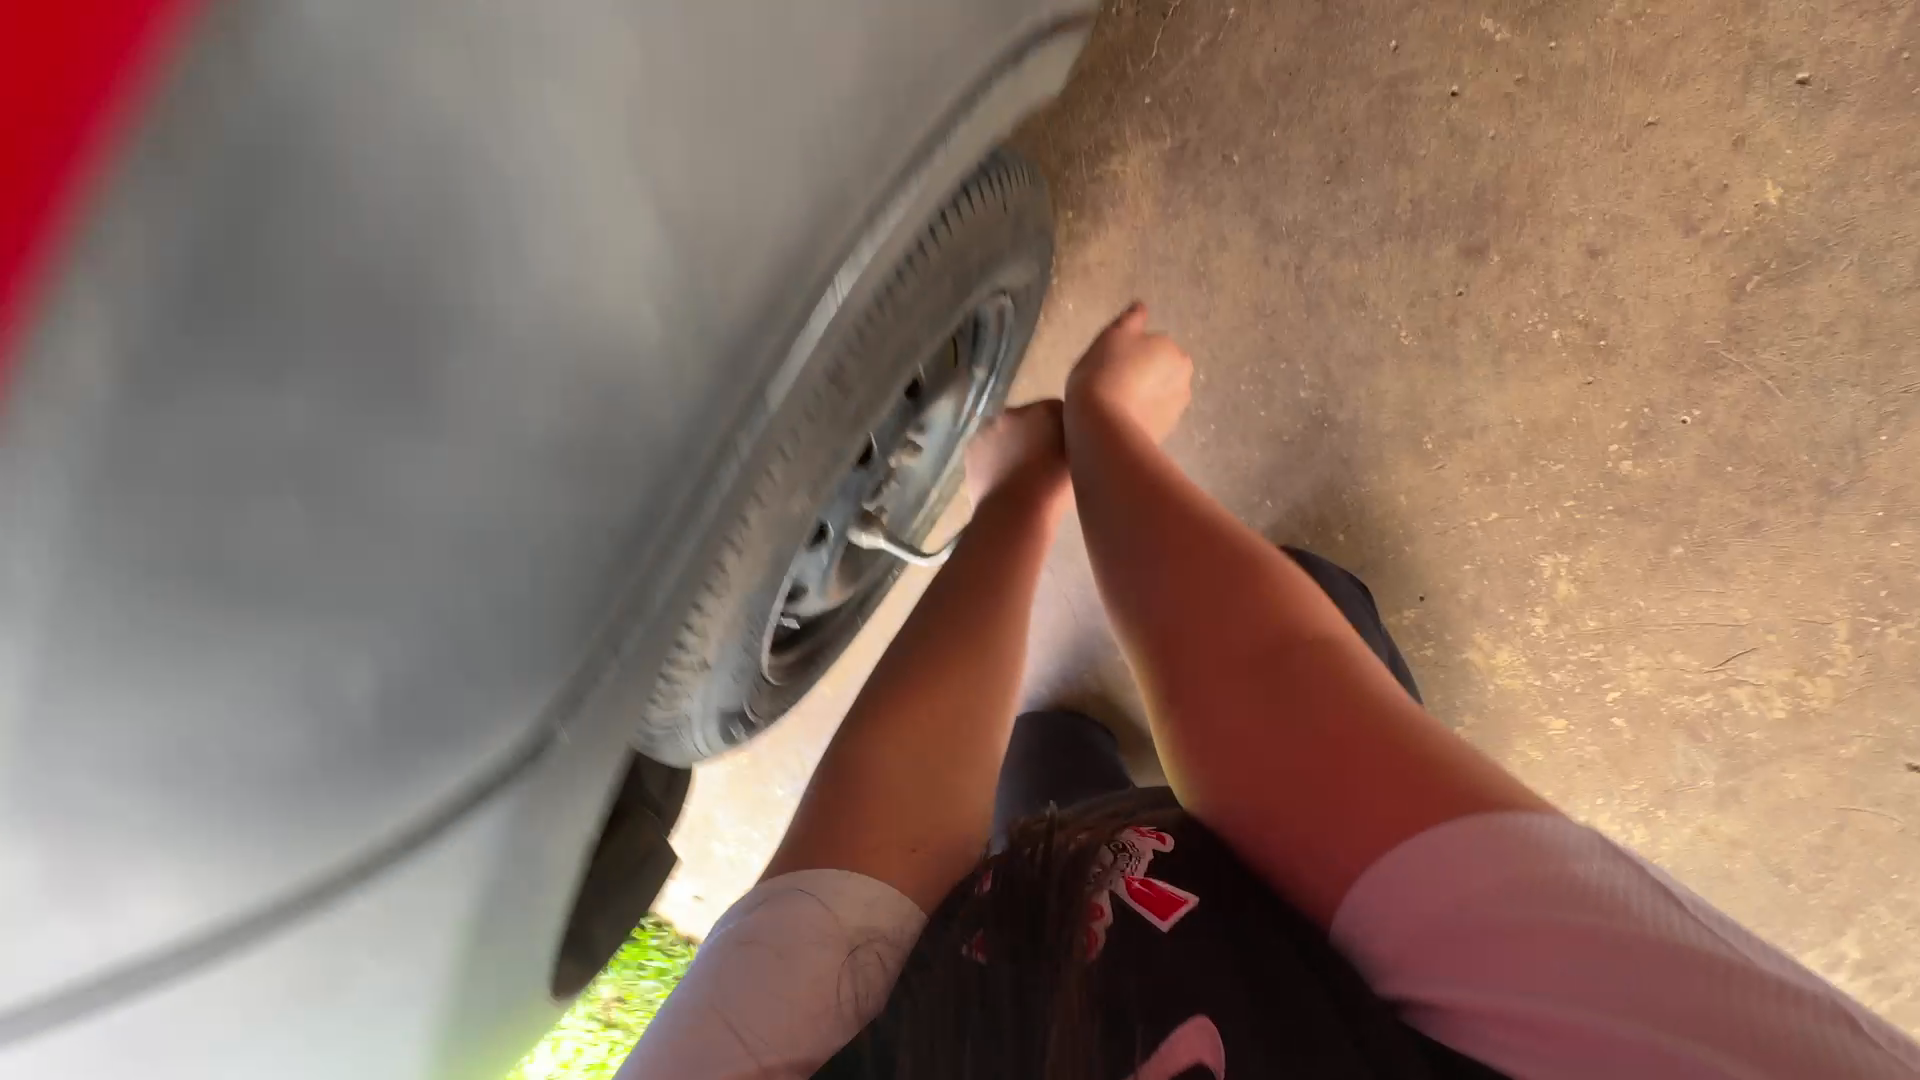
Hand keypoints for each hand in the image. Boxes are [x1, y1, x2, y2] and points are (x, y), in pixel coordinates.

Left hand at [964, 400, 1066, 506]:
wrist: (1013, 513)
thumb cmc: (1053, 489)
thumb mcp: (1077, 460)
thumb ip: (1073, 440)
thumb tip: (1067, 436)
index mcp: (1044, 410)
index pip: (1057, 410)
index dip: (1061, 430)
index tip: (1064, 449)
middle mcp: (1013, 412)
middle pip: (1027, 419)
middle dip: (1034, 434)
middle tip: (1041, 462)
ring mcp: (987, 429)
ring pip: (1003, 432)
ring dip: (1011, 444)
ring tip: (1019, 473)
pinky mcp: (970, 449)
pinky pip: (986, 447)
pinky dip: (992, 457)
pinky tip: (1001, 477)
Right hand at [1064, 303, 1193, 443]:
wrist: (1102, 427)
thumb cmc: (1104, 373)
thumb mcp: (1112, 336)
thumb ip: (1130, 320)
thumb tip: (1141, 307)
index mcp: (1172, 350)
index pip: (1152, 346)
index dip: (1128, 354)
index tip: (1109, 364)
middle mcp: (1182, 378)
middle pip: (1158, 372)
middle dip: (1141, 376)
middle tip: (1111, 384)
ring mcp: (1176, 410)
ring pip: (1156, 397)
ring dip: (1141, 398)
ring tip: (1114, 406)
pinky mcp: (1165, 434)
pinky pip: (1151, 419)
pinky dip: (1139, 417)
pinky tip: (1119, 421)